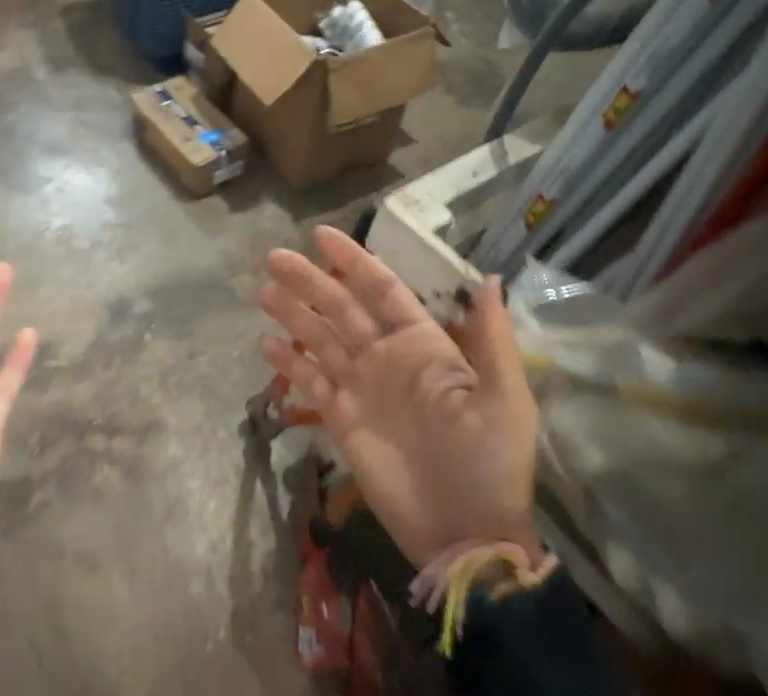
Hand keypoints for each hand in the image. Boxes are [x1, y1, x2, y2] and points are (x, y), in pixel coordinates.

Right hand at [258, 226, 539, 566]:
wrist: (465, 531)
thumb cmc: (489, 460)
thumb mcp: (504, 397)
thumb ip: (490, 338)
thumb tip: (490, 278)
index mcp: (424, 345)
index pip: (382, 291)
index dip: (353, 262)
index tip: (321, 235)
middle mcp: (387, 358)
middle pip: (340, 309)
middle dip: (309, 282)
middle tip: (273, 258)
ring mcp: (361, 388)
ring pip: (320, 340)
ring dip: (293, 315)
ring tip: (263, 292)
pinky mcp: (340, 420)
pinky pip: (310, 383)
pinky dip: (289, 363)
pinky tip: (265, 344)